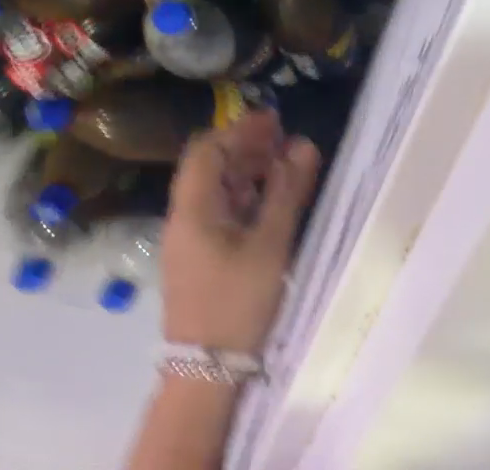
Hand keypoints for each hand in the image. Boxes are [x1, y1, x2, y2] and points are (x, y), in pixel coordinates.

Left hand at [161, 110, 321, 353]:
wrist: (206, 369)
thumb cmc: (237, 301)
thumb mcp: (270, 243)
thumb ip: (288, 191)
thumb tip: (304, 144)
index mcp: (193, 210)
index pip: (207, 151)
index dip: (240, 129)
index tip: (276, 121)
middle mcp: (185, 218)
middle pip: (210, 167)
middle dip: (247, 146)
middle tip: (286, 138)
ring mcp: (191, 238)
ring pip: (217, 189)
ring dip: (249, 170)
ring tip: (286, 163)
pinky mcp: (202, 256)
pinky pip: (222, 210)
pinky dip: (247, 195)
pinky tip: (273, 197)